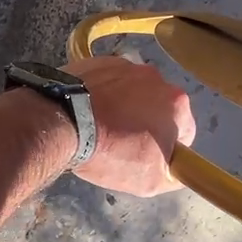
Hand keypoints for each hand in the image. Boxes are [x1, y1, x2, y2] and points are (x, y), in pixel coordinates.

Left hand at [64, 56, 194, 197]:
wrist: (58, 120)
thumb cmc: (110, 151)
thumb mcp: (151, 181)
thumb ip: (174, 172)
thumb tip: (174, 166)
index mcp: (176, 102)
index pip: (183, 132)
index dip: (166, 149)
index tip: (145, 157)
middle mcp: (153, 76)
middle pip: (156, 106)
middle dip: (144, 123)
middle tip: (120, 142)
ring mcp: (120, 64)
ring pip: (129, 91)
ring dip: (121, 105)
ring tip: (98, 125)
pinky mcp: (92, 60)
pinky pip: (104, 81)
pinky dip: (99, 93)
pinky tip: (84, 110)